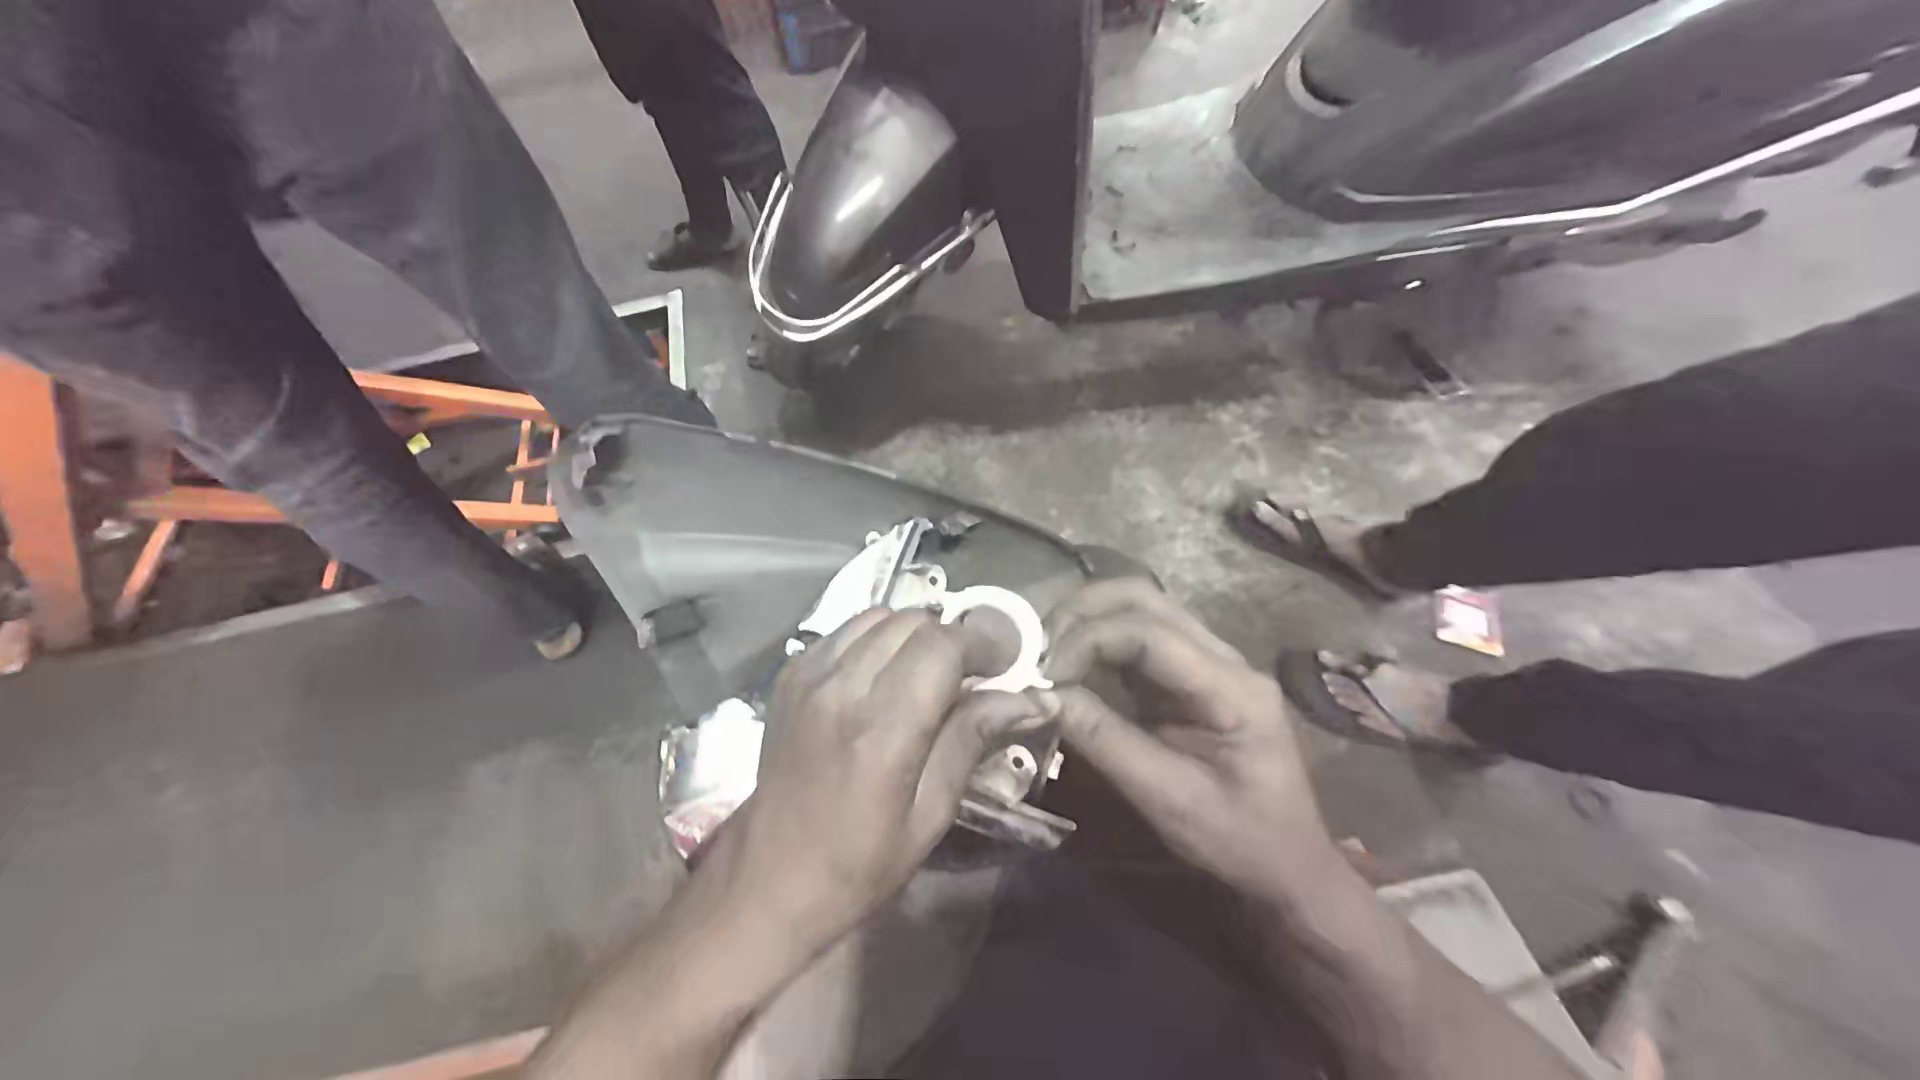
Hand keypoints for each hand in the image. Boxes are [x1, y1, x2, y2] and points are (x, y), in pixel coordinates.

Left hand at [722, 608, 1038, 946]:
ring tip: (929, 671)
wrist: (769, 876)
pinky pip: (846, 631)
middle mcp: (841, 688)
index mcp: (881, 729)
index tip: (1003, 666)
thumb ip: (973, 739)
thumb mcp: (931, 812)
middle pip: (913, 622)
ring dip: (915, 634)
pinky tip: (886, 674)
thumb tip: (1032, 698)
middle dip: (953, 639)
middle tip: (971, 673)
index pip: (943, 646)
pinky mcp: (790, 675)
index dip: (982, 645)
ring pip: (880, 617)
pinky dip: (877, 639)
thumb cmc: (859, 861)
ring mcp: (809, 675)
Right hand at [1044, 579, 1341, 900]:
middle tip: (1039, 651)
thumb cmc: (1237, 839)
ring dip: (1088, 620)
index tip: (1046, 675)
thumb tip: (1044, 695)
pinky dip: (1098, 640)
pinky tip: (1071, 664)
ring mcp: (1209, 659)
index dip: (1089, 641)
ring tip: (1049, 654)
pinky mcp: (1189, 672)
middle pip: (1145, 599)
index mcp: (1233, 689)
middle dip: (1083, 613)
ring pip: (1141, 606)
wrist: (1288, 861)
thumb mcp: (1167, 799)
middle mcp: (1225, 658)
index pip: (1150, 633)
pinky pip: (1138, 635)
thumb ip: (1105, 741)